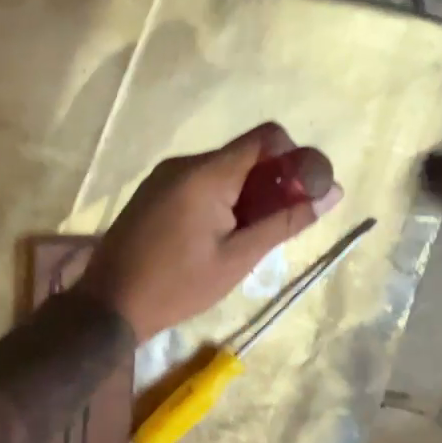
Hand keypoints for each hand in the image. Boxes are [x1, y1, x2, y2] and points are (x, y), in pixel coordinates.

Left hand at [74, 123, 341, 340]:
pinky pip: (196, 184)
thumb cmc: (176, 286)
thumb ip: (284, 221)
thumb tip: (333, 193)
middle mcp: (182, 165)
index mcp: (205, 174)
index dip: (293, 158)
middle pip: (243, 155)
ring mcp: (161, 178)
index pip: (266, 137)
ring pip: (220, 171)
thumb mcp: (238, 258)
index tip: (301, 194)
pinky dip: (217, 201)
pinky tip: (215, 238)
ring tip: (244, 239)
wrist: (108, 305)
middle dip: (269, 183)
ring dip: (243, 195)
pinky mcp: (150, 195)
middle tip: (275, 226)